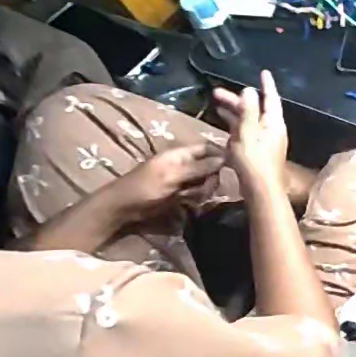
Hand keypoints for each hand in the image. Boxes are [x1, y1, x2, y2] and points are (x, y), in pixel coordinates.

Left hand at [106, 144, 224, 218]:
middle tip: (203, 189)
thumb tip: (224, 158)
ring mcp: (184, 178)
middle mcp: (186, 164)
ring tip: (192, 198)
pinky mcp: (182, 192)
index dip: (220, 154)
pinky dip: (197, 197)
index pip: (208, 148)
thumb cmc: (144, 187)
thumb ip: (198, 167)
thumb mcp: (172, 176)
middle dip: (211, 178)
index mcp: (181, 153)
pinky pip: (199, 192)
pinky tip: (189, 203)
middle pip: (211, 166)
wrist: (124, 208)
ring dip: (204, 190)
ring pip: (207, 181)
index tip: (232, 166)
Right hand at [213, 70, 287, 192]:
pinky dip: (235, 125)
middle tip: (217, 92)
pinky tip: (223, 123)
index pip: (271, 98)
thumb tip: (250, 90)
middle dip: (238, 100)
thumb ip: (249, 110)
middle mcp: (272, 129)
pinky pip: (245, 132)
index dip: (266, 84)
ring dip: (234, 111)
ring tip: (216, 103)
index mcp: (273, 122)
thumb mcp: (248, 131)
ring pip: (248, 120)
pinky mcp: (257, 152)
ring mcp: (265, 141)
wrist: (260, 190)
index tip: (263, 72)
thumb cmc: (254, 159)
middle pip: (255, 109)